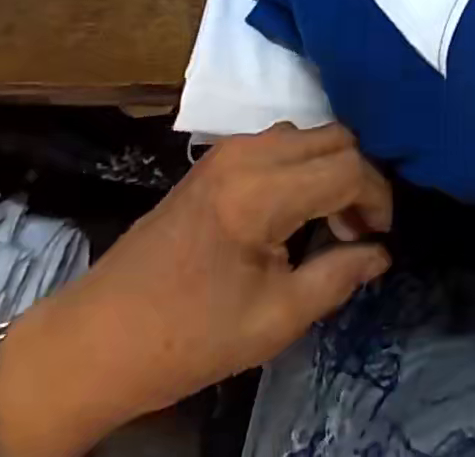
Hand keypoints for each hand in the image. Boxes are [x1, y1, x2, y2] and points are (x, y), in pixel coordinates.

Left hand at [0, 124, 392, 456]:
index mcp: (259, 194)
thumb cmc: (185, 339)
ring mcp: (227, 151)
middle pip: (335, 138)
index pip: (348, 169)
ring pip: (310, 134)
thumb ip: (339, 276)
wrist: (94, 341)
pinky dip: (306, 165)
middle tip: (359, 230)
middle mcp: (246, 155)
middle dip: (361, 179)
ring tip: (331, 222)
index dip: (378, 199)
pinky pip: (282, 142)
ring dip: (333, 169)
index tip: (380, 236)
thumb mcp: (274, 320)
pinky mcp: (215, 159)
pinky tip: (298, 209)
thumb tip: (381, 253)